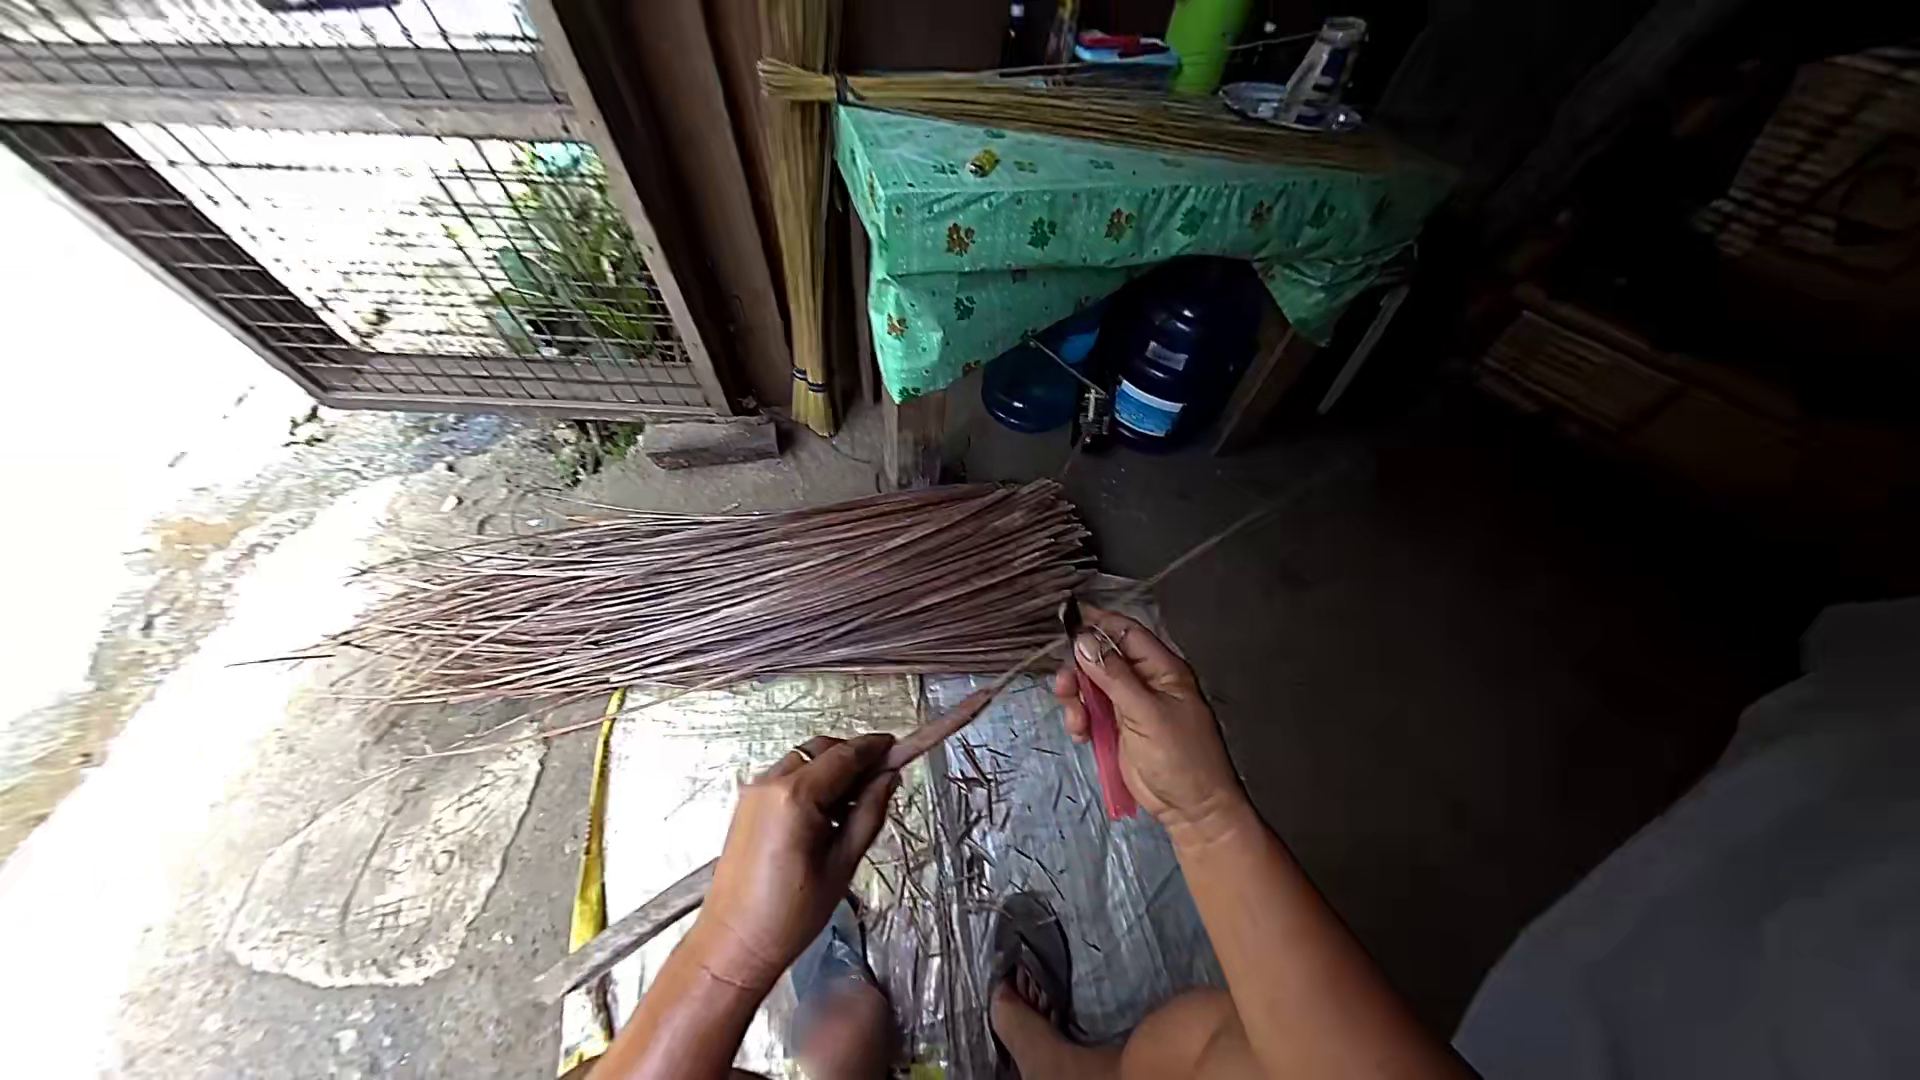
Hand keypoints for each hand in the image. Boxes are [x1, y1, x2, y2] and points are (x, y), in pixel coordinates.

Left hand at [691, 734, 898, 992]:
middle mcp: (772, 783)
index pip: (845, 755)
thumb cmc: (789, 916)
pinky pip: (788, 774)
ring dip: (833, 767)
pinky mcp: (747, 803)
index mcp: (797, 796)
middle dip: (854, 756)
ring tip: (856, 801)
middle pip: (823, 749)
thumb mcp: (843, 864)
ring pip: (805, 758)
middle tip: (881, 777)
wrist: (731, 947)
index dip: (875, 747)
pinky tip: (827, 810)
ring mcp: (755, 791)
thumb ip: (869, 812)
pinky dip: (812, 779)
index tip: (898, 745)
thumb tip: (890, 776)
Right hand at [1054, 607, 1246, 843]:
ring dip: (1076, 697)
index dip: (1098, 623)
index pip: (1125, 632)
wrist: (1191, 810)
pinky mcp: (1116, 727)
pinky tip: (1082, 733)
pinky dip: (1080, 719)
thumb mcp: (1146, 713)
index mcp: (1161, 669)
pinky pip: (1089, 711)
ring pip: (1090, 684)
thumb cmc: (1180, 757)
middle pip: (1101, 658)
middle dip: (1080, 668)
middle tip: (1065, 683)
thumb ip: (1113, 675)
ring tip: (1077, 718)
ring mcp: (1128, 704)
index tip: (1067, 619)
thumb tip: (1083, 640)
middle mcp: (1143, 681)